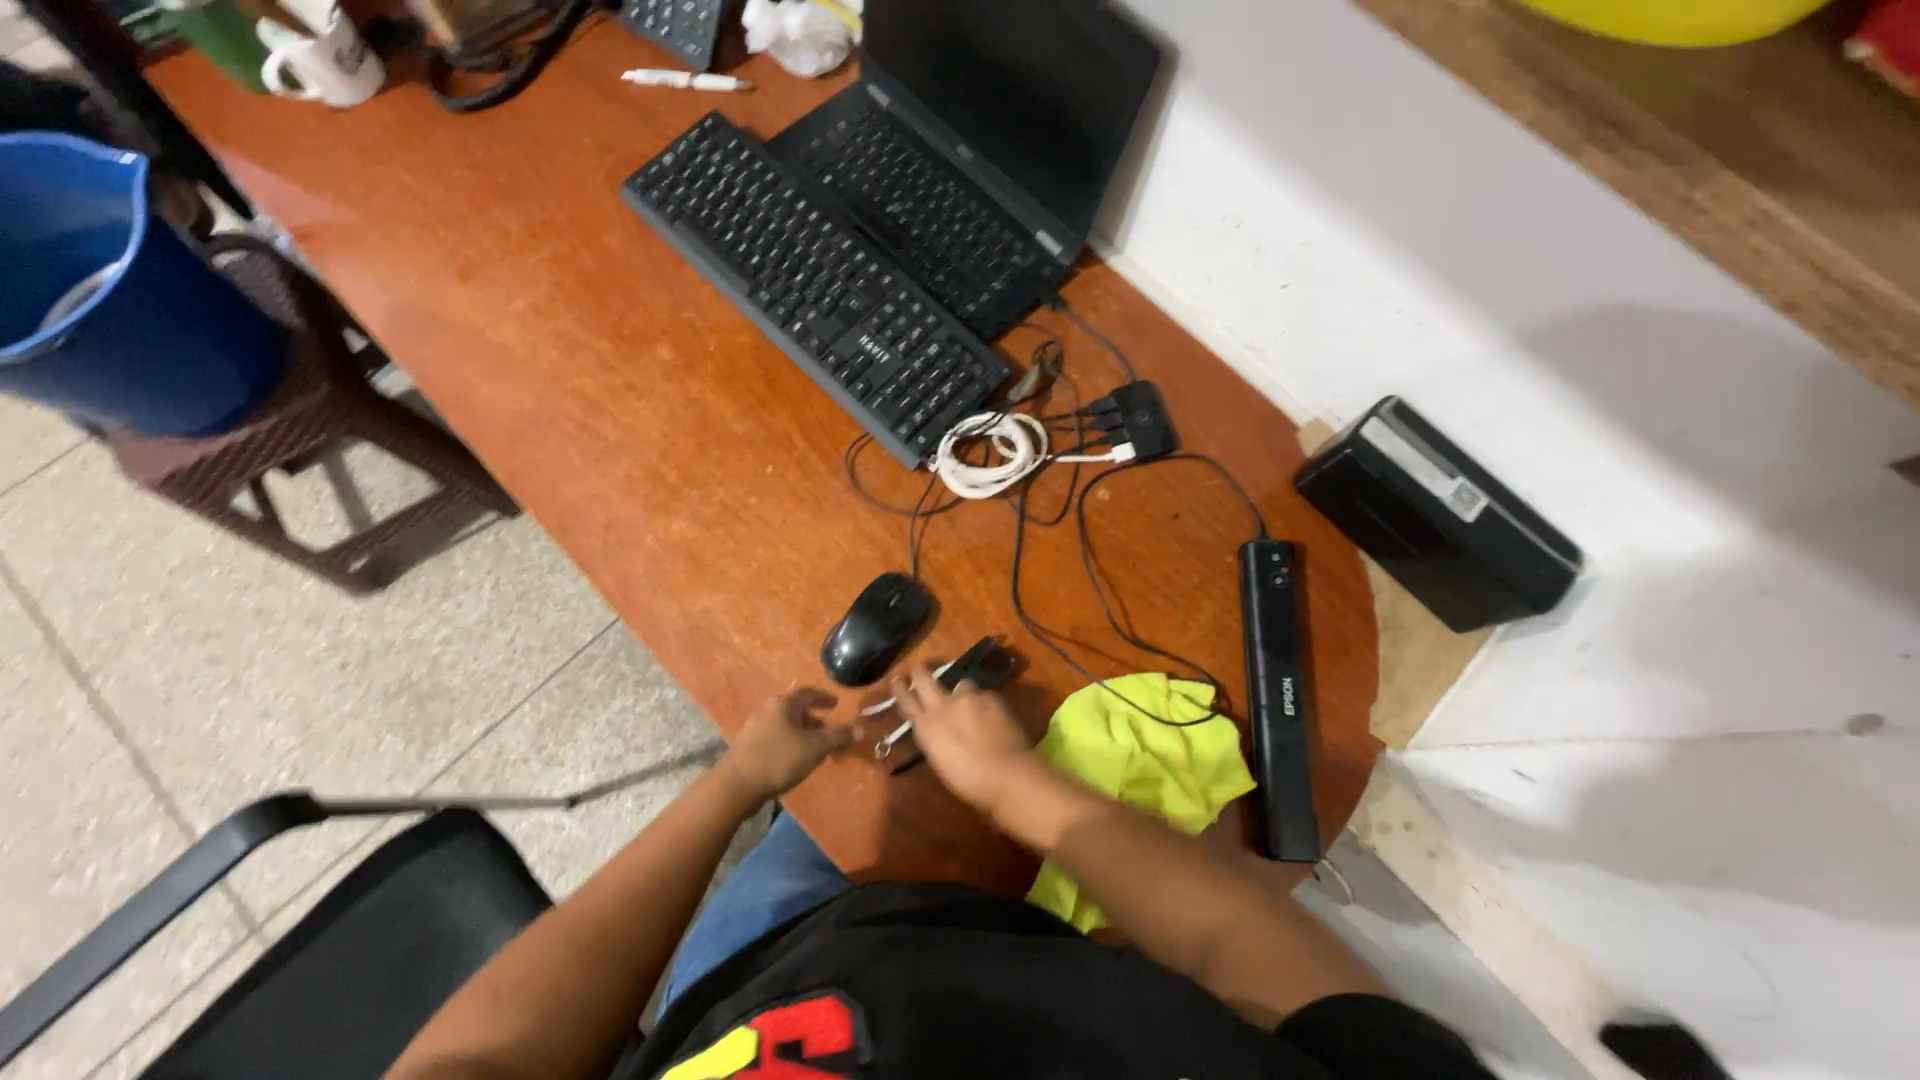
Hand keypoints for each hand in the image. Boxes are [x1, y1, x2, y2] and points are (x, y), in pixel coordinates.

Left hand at [718, 688, 856, 803]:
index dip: (824, 698)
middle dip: (815, 720)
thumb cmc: (779, 759)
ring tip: (815, 749)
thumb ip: (838, 736)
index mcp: (783, 704)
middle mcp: (767, 710)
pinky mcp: (747, 746)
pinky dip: (790, 743)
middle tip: (829, 732)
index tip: (836, 705)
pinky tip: (794, 760)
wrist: (736, 786)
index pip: (808, 693)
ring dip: (802, 733)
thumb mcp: (815, 748)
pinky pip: (775, 738)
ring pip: (785, 725)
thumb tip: (860, 729)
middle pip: (796, 709)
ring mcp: (754, 728)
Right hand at [891, 663, 1034, 814]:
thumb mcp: (941, 761)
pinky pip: (983, 695)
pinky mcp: (991, 697)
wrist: (1005, 774)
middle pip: (925, 680)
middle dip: (920, 672)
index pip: (906, 701)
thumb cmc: (968, 781)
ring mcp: (968, 698)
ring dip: (961, 692)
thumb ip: (935, 739)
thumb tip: (938, 730)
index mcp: (926, 727)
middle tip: (918, 668)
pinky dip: (984, 703)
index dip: (900, 689)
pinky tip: (992, 715)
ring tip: (969, 702)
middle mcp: (943, 706)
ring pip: (961, 684)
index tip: (896, 679)